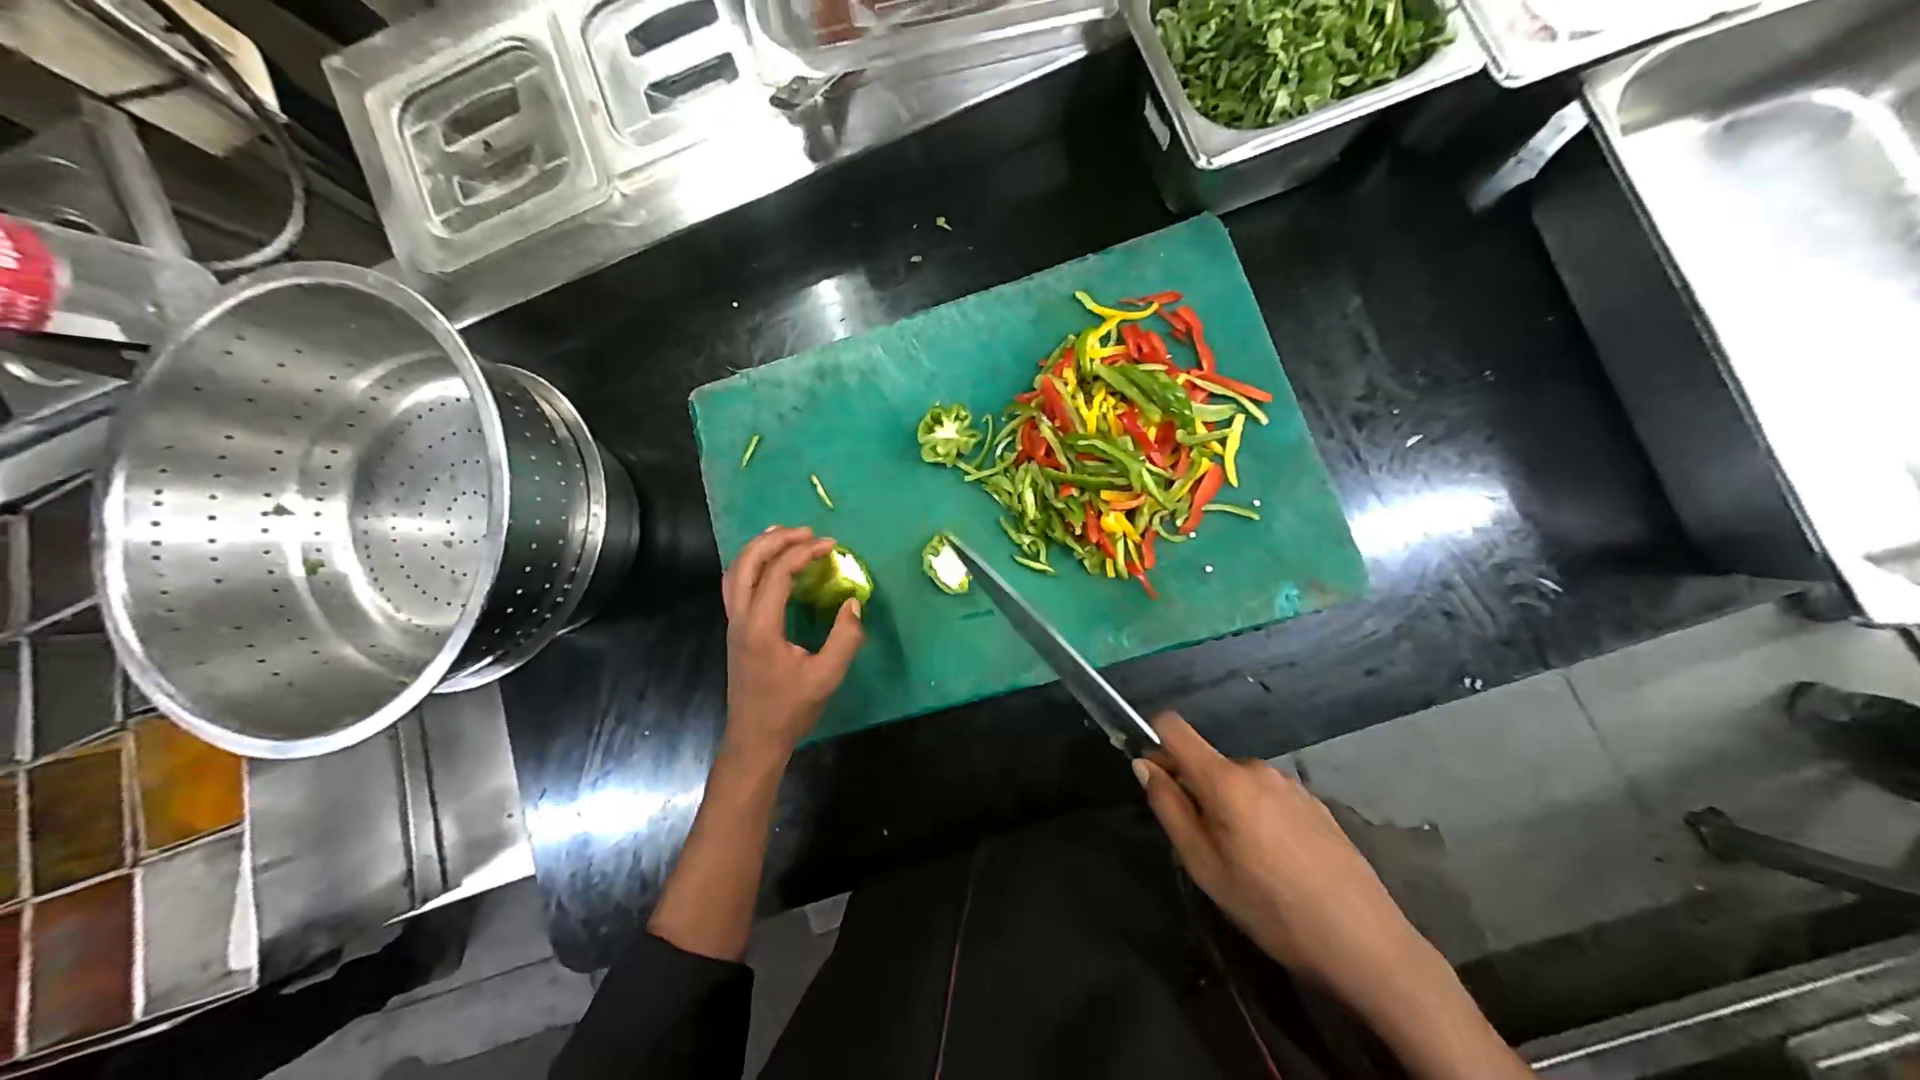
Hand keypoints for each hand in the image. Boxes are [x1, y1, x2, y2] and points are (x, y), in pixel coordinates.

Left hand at [721, 526, 864, 757]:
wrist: (755, 738)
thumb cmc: (790, 709)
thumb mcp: (827, 677)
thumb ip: (844, 638)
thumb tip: (852, 603)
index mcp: (761, 626)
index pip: (778, 573)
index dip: (804, 553)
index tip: (831, 546)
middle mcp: (741, 618)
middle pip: (747, 562)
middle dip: (776, 540)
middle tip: (808, 532)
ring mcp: (733, 623)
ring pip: (735, 570)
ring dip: (759, 548)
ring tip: (786, 535)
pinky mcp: (735, 630)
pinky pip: (735, 584)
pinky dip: (751, 564)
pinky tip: (770, 565)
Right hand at [1139, 713, 1531, 1078]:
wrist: (1365, 942)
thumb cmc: (1270, 907)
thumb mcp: (1204, 866)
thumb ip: (1169, 808)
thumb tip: (1144, 765)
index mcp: (1225, 779)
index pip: (1174, 727)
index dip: (1155, 742)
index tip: (1156, 780)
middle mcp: (1258, 768)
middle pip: (1207, 762)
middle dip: (1195, 790)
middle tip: (1204, 846)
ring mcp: (1292, 784)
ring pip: (1238, 782)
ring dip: (1228, 806)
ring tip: (1246, 860)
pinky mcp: (1316, 803)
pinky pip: (1268, 796)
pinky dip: (1258, 815)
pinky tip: (1280, 861)